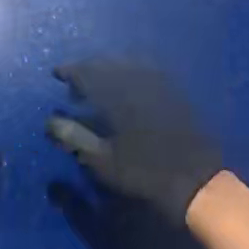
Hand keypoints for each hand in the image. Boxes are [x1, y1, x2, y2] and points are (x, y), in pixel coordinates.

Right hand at [47, 61, 223, 225]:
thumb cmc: (144, 173)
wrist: (199, 184)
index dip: (69, 71)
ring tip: (100, 87)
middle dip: (87, 70)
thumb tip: (49, 120)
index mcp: (116, 93)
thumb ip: (73, 136)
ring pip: (127, 65)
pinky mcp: (175, 94)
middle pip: (106, 64)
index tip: (56, 74)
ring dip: (109, 71)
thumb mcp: (101, 159)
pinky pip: (146, 73)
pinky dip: (131, 75)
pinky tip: (128, 91)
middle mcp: (137, 81)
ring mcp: (159, 85)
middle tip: (77, 86)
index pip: (85, 71)